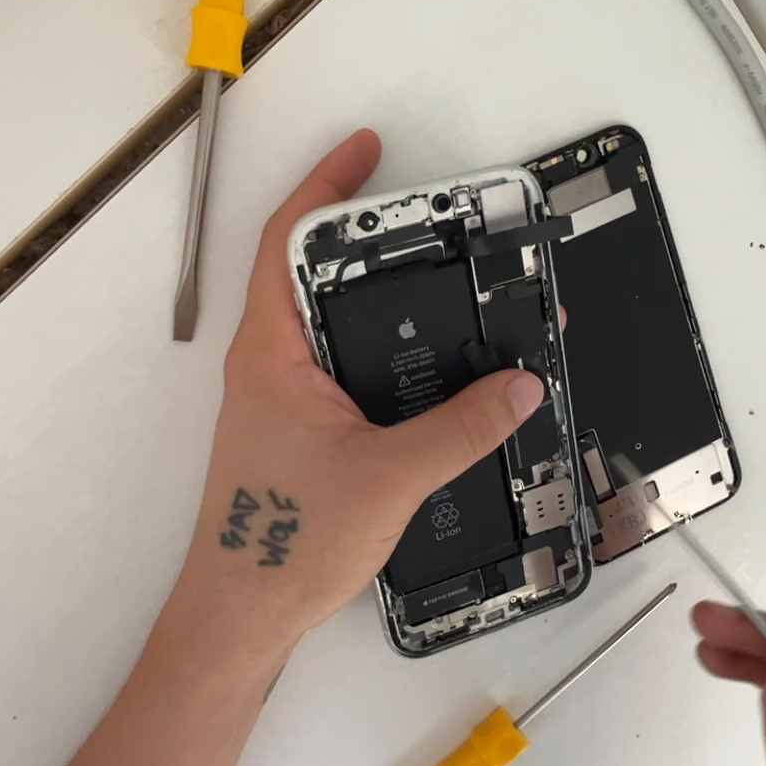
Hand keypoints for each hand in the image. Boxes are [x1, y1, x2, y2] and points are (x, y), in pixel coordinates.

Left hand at [166, 129, 545, 656]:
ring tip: (438, 283)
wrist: (243, 615)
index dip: (327, 186)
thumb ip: (462, 429)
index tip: (368, 151)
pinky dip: (379, 348)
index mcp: (272, 351)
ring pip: (330, 320)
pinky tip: (425, 363)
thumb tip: (522, 387)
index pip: (288, 241)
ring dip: (375, 297)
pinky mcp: (300, 426)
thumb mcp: (388, 477)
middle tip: (427, 218)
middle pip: (314, 271)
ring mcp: (283, 394)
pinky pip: (342, 364)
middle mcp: (271, 362)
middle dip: (366, 236)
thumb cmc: (288, 543)